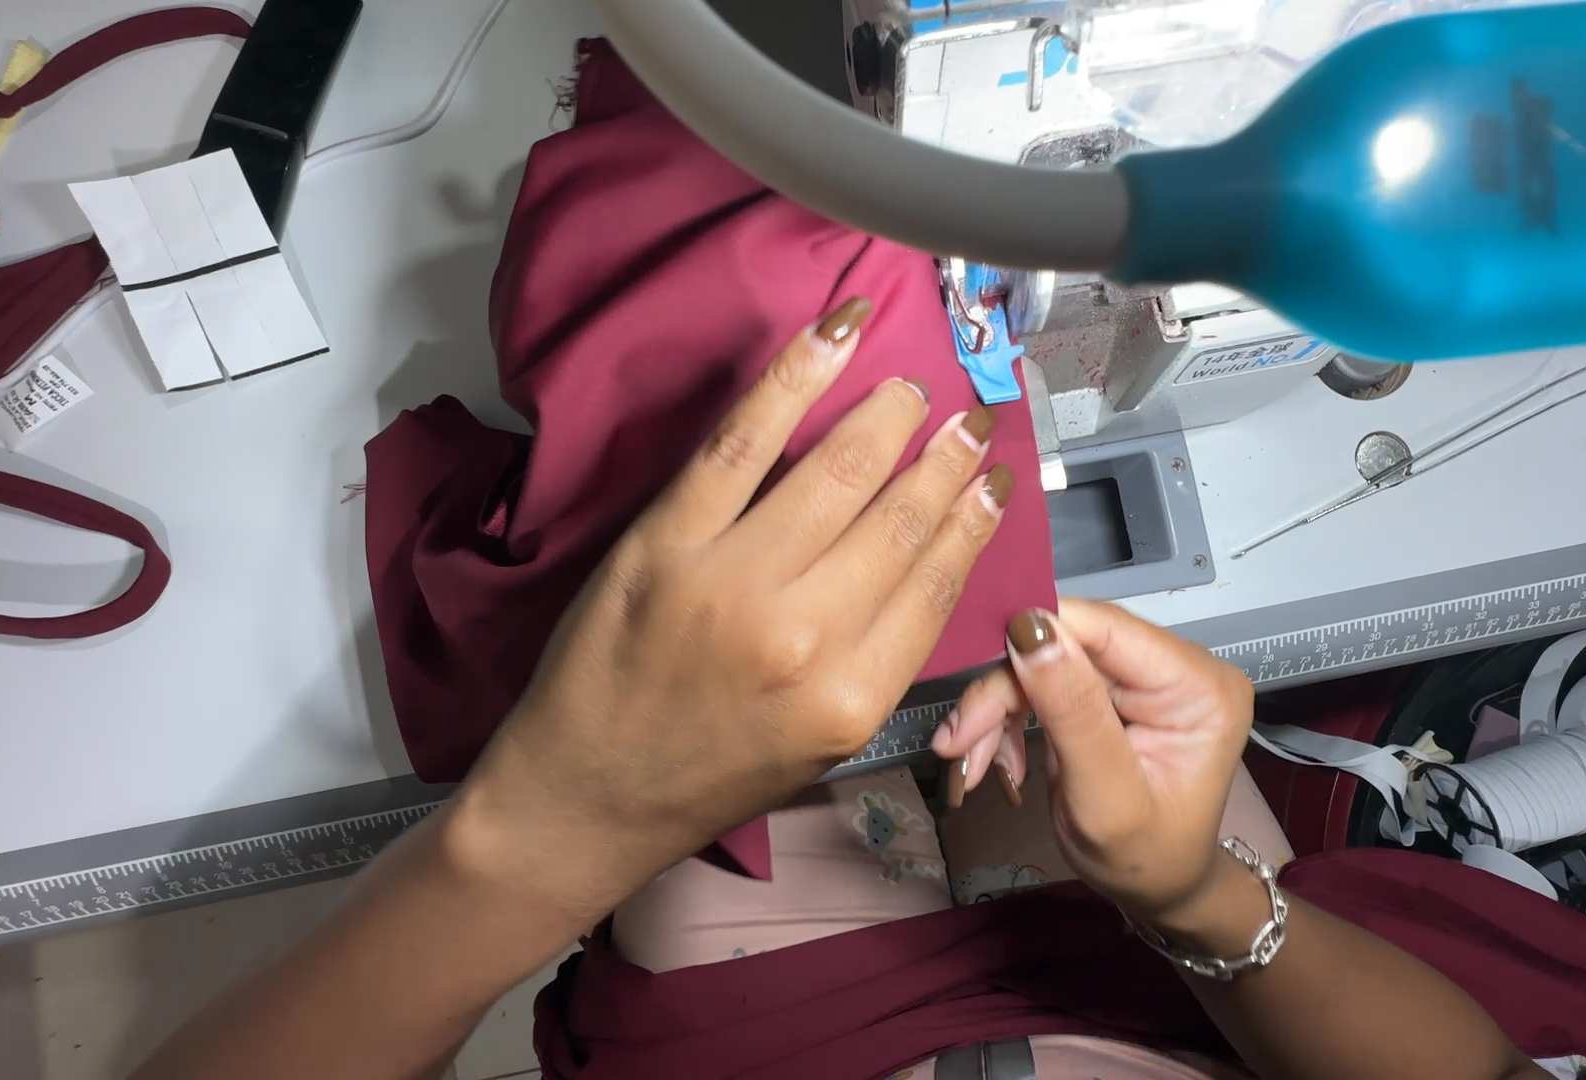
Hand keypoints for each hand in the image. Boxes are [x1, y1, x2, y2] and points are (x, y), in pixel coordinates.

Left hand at [457, 298, 1013, 912]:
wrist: (590, 793)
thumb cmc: (714, 772)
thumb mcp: (823, 741)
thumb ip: (883, 656)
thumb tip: (932, 558)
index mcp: (853, 697)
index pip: (936, 581)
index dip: (973, 518)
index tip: (995, 478)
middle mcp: (804, 636)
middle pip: (898, 520)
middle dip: (946, 458)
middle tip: (970, 419)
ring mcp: (730, 580)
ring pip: (836, 471)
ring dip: (887, 416)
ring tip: (911, 388)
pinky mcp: (664, 540)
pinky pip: (742, 443)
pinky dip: (795, 379)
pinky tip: (835, 336)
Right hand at [933, 601, 1254, 925]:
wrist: (1151, 890)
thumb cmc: (1144, 859)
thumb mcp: (1106, 798)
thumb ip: (1073, 710)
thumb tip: (1029, 627)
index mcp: (1196, 685)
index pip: (1103, 628)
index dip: (1034, 638)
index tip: (975, 686)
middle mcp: (1169, 664)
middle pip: (1064, 644)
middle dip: (1003, 691)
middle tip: (956, 742)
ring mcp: (1134, 673)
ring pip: (1040, 660)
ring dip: (994, 709)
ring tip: (965, 759)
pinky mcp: (1102, 686)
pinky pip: (1037, 680)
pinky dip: (1004, 717)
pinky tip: (990, 757)